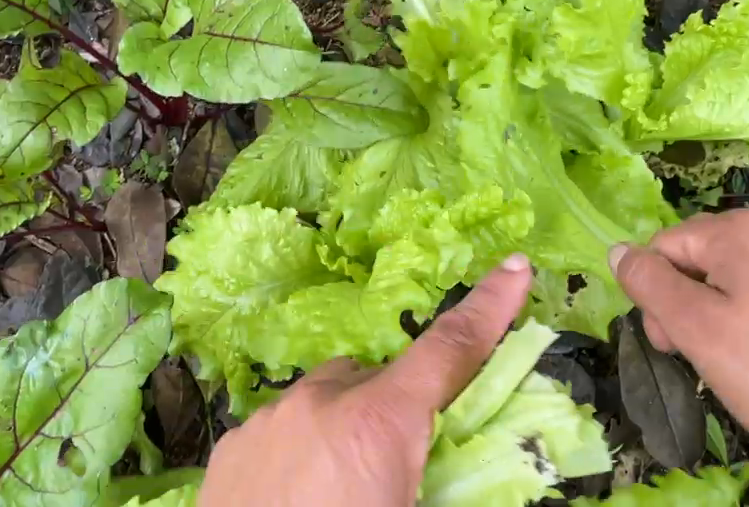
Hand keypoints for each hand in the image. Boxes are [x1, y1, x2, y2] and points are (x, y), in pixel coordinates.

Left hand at [198, 253, 532, 506]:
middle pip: (379, 383)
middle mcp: (321, 401)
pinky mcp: (232, 443)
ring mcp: (270, 417)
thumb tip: (447, 454)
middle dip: (396, 413)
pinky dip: (299, 450)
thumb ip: (448, 477)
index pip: (449, 349)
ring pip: (326, 402)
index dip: (489, 305)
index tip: (515, 266)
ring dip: (344, 432)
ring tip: (340, 494)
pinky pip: (282, 427)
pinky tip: (294, 498)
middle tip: (397, 475)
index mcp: (378, 423)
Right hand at [610, 210, 748, 506]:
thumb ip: (648, 284)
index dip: (657, 297)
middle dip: (695, 307)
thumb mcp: (697, 331)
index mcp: (740, 231)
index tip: (672, 347)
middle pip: (710, 262)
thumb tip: (618, 249)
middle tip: (706, 364)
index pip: (666, 248)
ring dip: (735, 318)